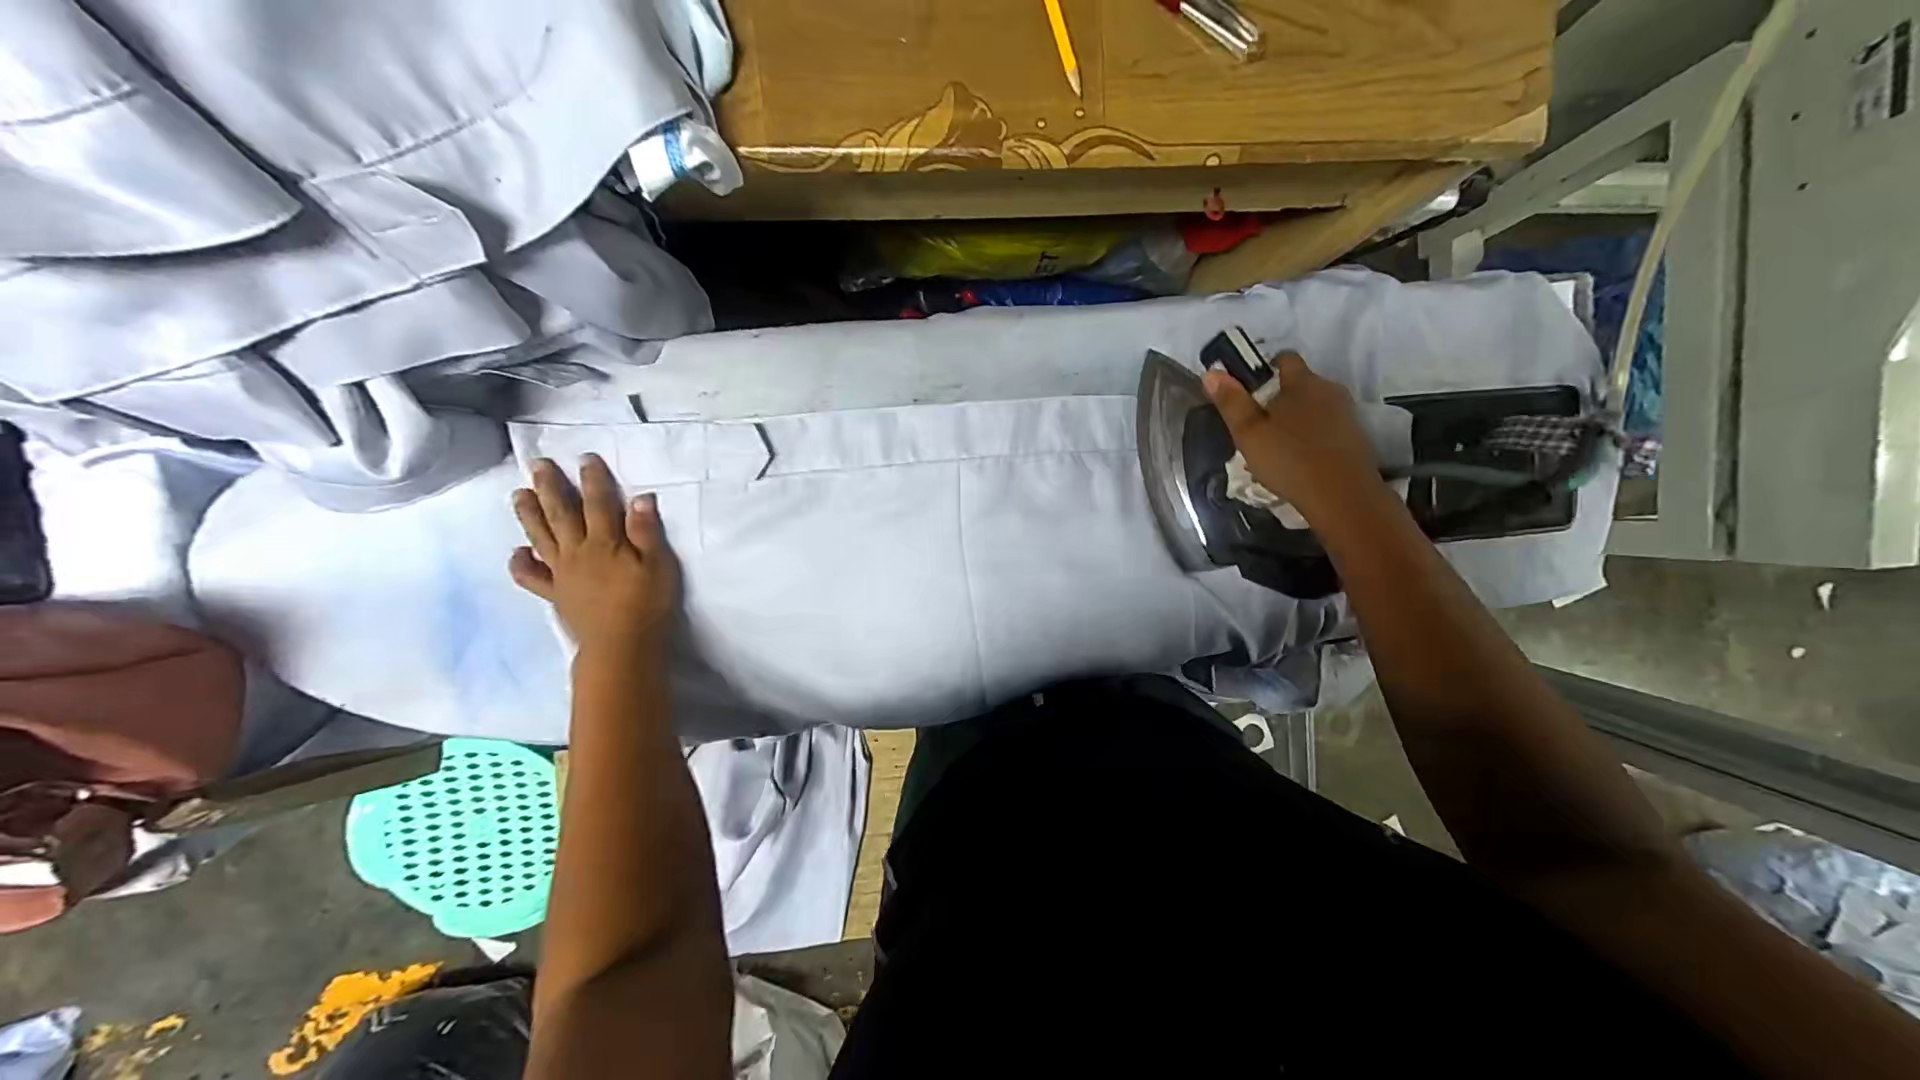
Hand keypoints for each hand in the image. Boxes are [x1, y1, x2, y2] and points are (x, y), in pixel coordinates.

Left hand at [509, 455, 678, 656]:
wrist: (621, 646)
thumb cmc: (646, 604)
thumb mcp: (658, 565)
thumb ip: (646, 532)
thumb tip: (640, 498)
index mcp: (604, 542)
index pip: (598, 503)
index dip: (593, 479)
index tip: (585, 458)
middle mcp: (577, 552)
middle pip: (561, 513)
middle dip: (550, 487)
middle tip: (537, 465)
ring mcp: (562, 573)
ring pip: (540, 537)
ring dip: (529, 514)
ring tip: (518, 494)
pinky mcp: (556, 594)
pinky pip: (532, 577)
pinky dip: (521, 564)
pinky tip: (517, 552)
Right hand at [1202, 351, 1383, 520]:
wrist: (1342, 496)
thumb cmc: (1289, 459)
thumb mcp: (1248, 433)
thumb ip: (1231, 401)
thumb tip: (1212, 372)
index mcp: (1302, 383)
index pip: (1285, 358)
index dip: (1266, 368)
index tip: (1250, 390)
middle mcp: (1328, 390)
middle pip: (1300, 384)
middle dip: (1280, 398)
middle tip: (1258, 425)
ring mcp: (1346, 413)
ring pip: (1314, 406)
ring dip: (1297, 419)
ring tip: (1277, 446)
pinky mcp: (1356, 436)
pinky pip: (1327, 427)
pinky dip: (1312, 436)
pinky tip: (1299, 460)